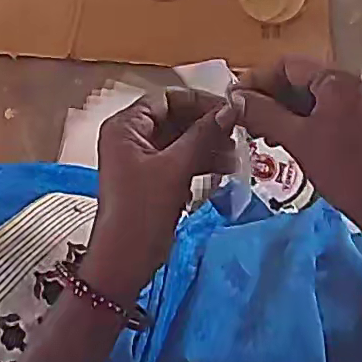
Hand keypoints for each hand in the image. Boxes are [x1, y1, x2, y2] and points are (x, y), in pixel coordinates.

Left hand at [87, 89, 237, 300]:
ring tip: (234, 156)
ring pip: (180, 141)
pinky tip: (223, 170)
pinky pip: (178, 160)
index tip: (228, 109)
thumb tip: (231, 108)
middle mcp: (130, 137)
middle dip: (206, 127)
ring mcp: (140, 159)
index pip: (166, 99)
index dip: (199, 102)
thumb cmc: (142, 210)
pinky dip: (199, 162)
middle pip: (174, 119)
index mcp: (125, 127)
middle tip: (236, 133)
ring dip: (207, 146)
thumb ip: (204, 134)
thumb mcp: (175, 168)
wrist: (124, 263)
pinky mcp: (151, 179)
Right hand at [234, 58, 361, 276]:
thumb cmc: (342, 167)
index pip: (289, 65)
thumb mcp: (297, 139)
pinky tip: (284, 137)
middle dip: (270, 96)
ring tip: (260, 131)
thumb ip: (263, 114)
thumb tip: (234, 98)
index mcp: (340, 78)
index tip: (235, 96)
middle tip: (244, 116)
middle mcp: (354, 81)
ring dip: (284, 110)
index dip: (258, 79)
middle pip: (301, 78)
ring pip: (313, 96)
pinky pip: (327, 109)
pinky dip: (304, 120)